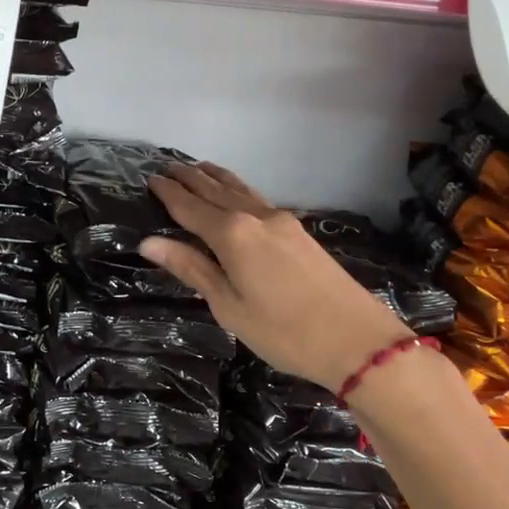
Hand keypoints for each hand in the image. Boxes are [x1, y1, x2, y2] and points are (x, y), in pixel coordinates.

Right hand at [138, 162, 413, 391]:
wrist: (359, 342)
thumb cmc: (284, 332)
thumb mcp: (229, 306)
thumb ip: (192, 269)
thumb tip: (148, 242)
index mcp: (232, 235)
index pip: (190, 208)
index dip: (169, 194)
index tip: (151, 179)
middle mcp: (255, 218)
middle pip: (216, 192)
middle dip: (191, 179)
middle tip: (168, 166)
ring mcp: (282, 222)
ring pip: (240, 191)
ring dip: (216, 178)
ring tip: (199, 167)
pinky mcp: (300, 233)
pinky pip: (258, 199)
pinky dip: (238, 189)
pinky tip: (237, 193)